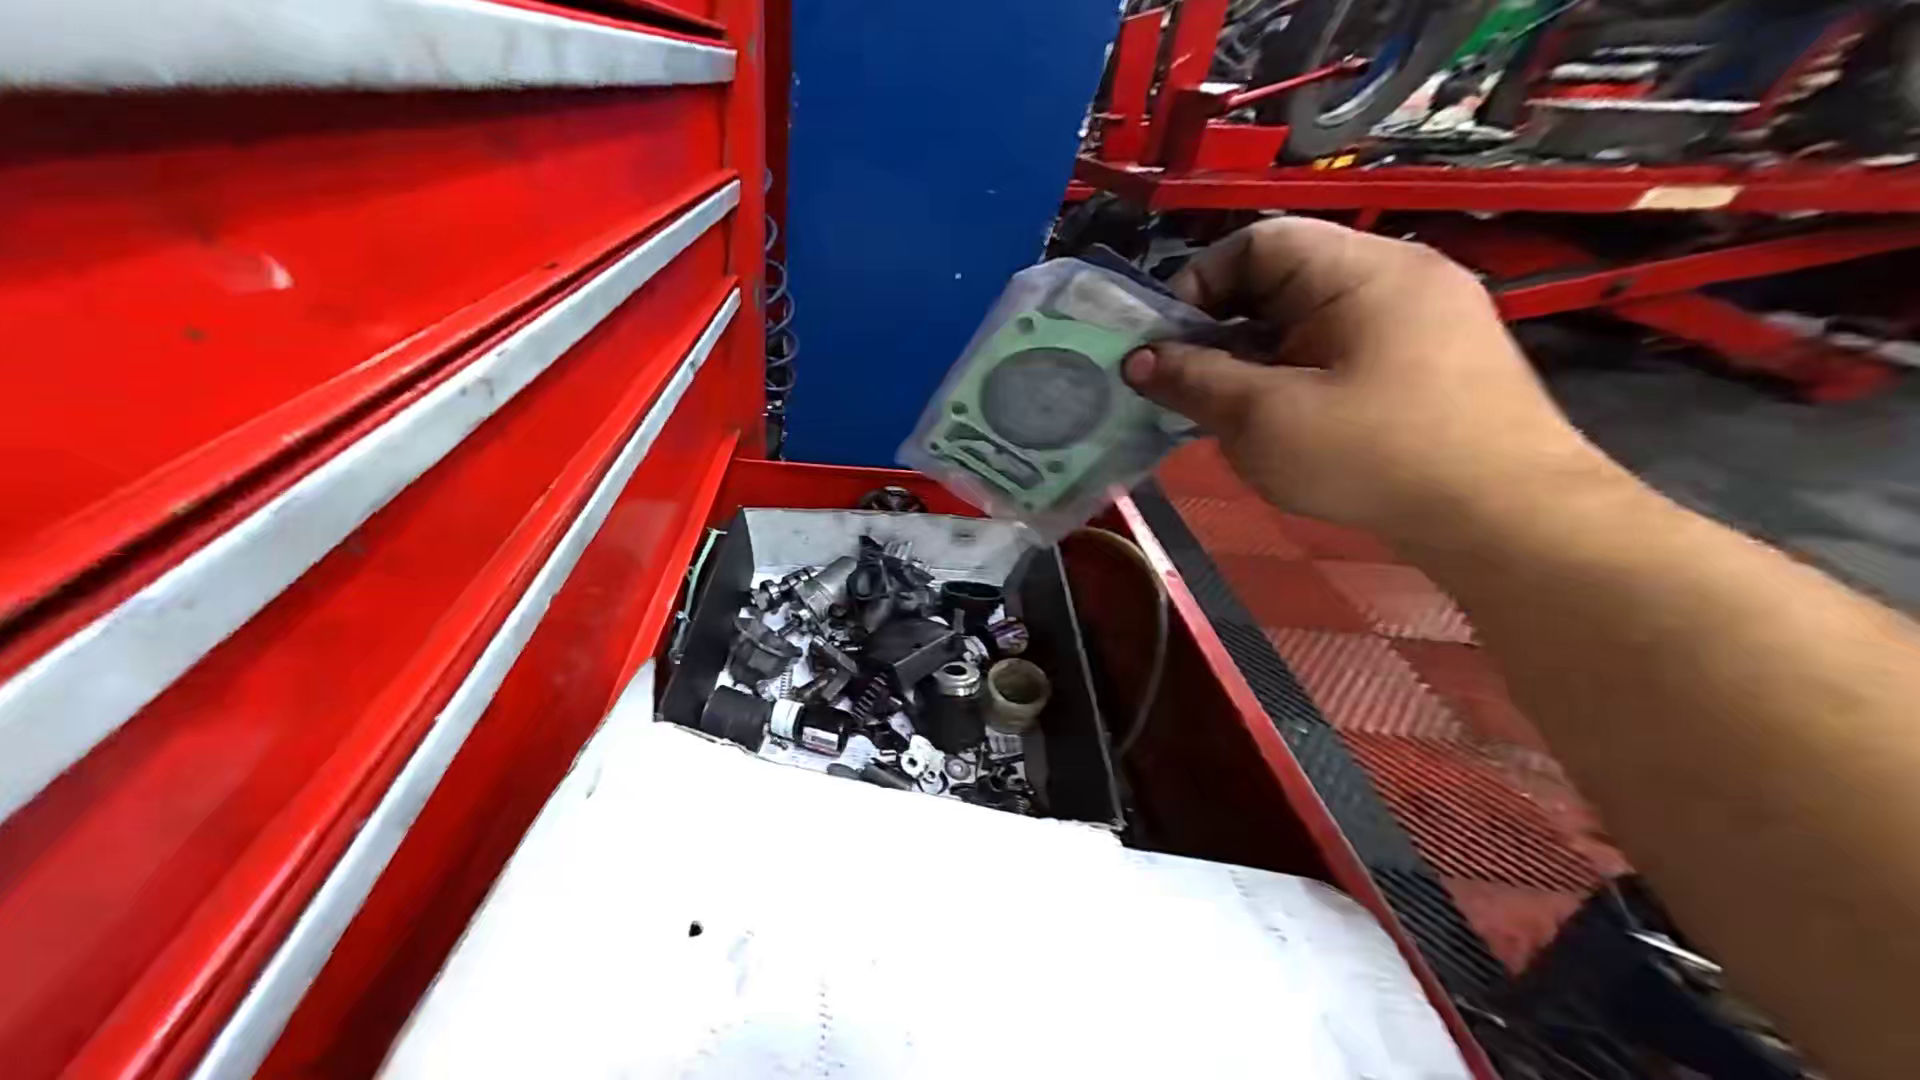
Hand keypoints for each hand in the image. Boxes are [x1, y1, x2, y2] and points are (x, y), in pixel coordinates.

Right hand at [1124, 218, 1616, 540]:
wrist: (1506, 519)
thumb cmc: (1374, 457)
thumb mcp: (1264, 419)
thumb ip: (1194, 381)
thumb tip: (1138, 360)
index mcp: (1361, 269)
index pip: (1259, 242)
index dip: (1199, 284)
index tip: (1169, 345)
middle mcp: (1397, 276)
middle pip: (1283, 281)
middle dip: (1224, 330)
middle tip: (1192, 386)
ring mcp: (1422, 319)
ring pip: (1309, 321)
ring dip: (1257, 359)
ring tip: (1233, 412)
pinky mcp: (1431, 361)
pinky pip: (1341, 349)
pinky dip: (1298, 376)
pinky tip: (1286, 424)